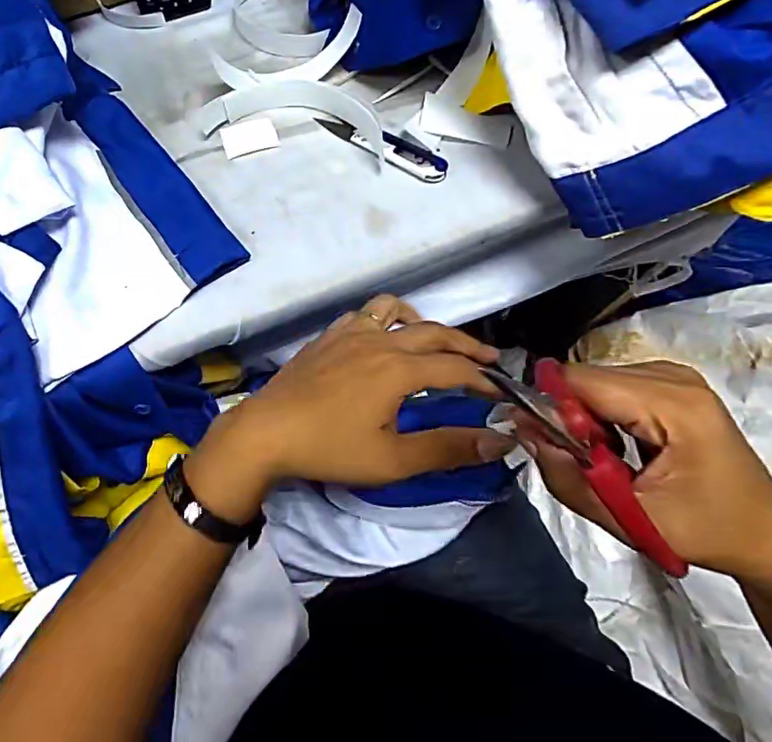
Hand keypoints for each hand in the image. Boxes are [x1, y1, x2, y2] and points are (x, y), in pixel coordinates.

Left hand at [184, 295, 511, 521]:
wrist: (266, 431)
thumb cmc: (329, 448)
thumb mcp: (393, 460)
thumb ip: (447, 448)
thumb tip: (499, 440)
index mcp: (398, 369)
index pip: (455, 369)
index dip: (484, 380)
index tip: (504, 392)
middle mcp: (377, 342)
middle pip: (432, 333)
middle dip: (465, 345)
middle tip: (489, 359)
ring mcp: (348, 334)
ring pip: (394, 311)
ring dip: (422, 322)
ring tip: (434, 340)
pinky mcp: (326, 337)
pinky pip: (363, 315)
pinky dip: (383, 319)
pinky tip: (380, 337)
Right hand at [519, 361, 771, 579]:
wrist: (768, 535)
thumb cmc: (711, 531)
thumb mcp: (635, 521)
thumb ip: (571, 482)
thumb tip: (524, 436)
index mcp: (675, 404)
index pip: (580, 381)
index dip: (551, 409)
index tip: (549, 447)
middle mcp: (672, 375)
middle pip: (585, 378)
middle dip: (569, 417)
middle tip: (585, 462)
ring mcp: (672, 373)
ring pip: (592, 381)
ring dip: (584, 418)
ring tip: (607, 459)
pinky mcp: (668, 380)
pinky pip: (609, 385)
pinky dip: (601, 414)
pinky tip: (620, 446)